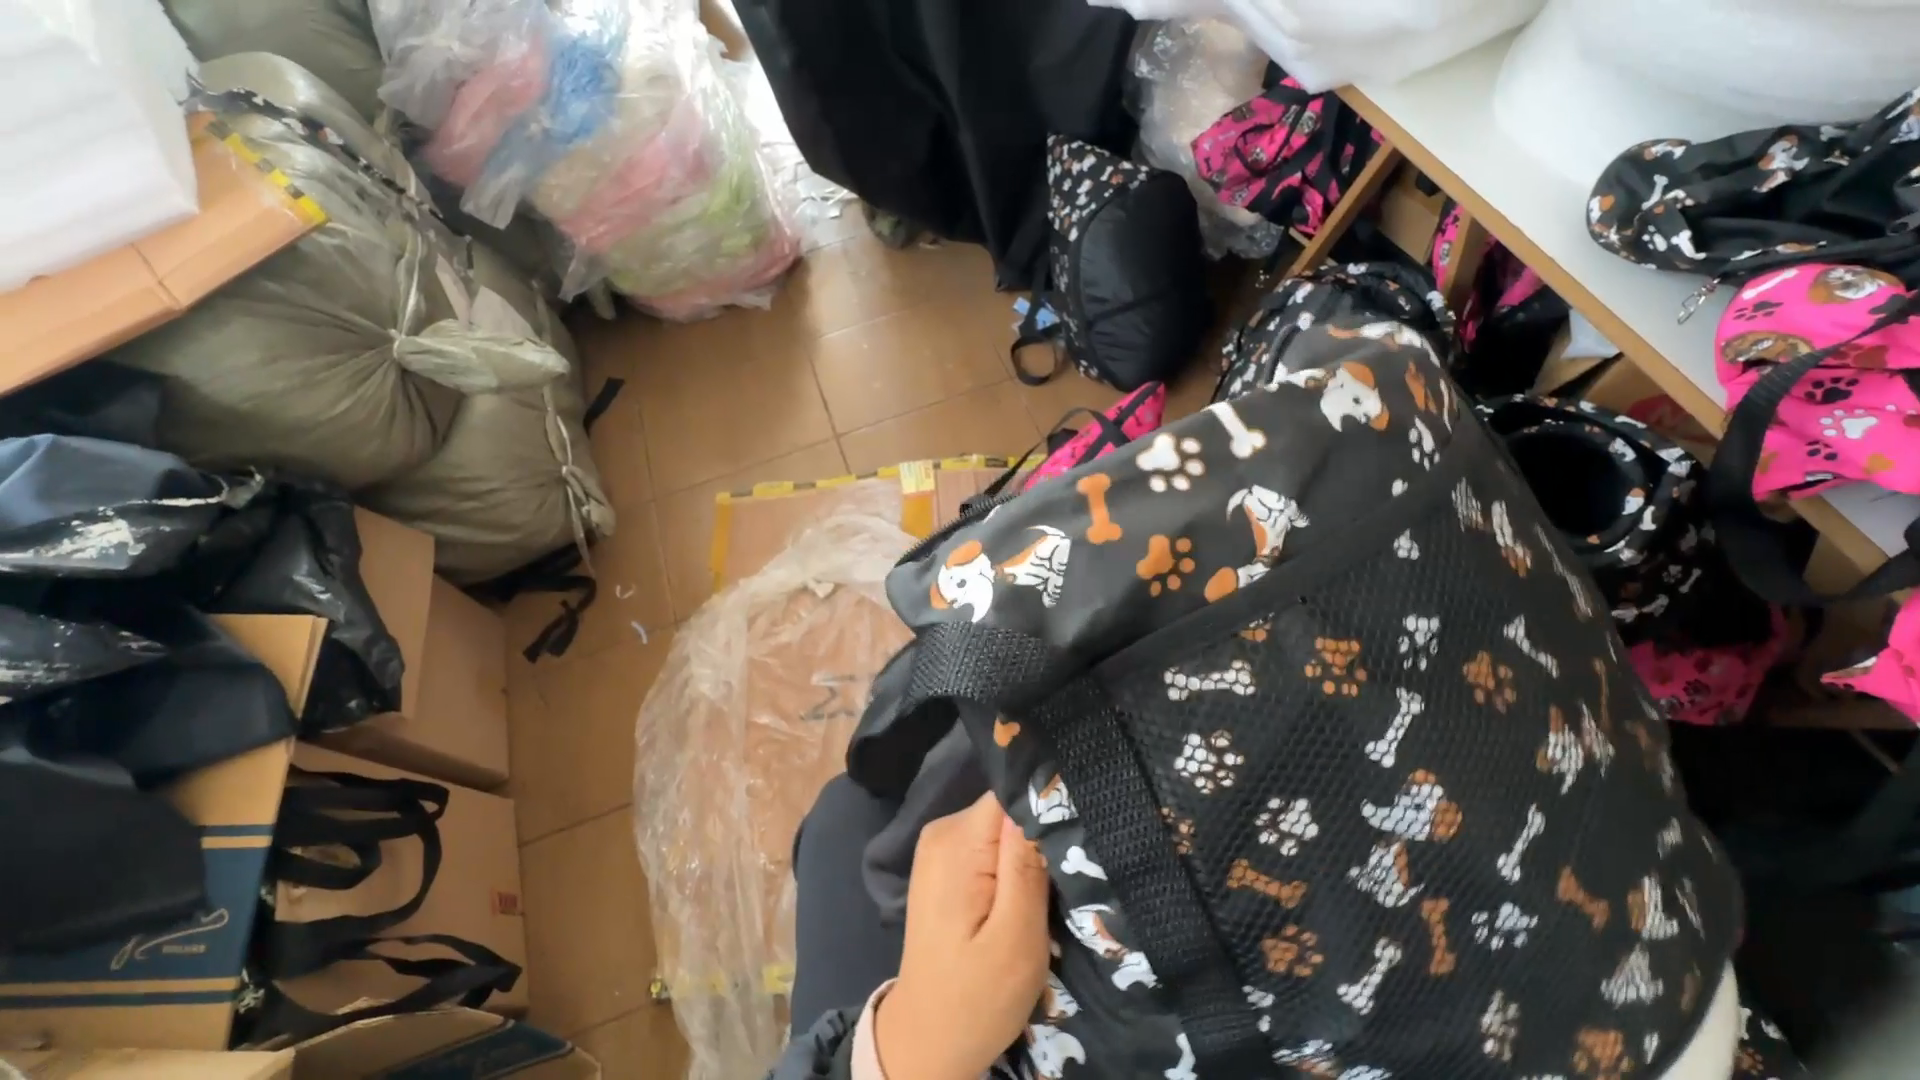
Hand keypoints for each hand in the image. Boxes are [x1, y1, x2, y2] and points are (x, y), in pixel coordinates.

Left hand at [874, 793, 1051, 1079]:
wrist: (929, 1038)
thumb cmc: (977, 996)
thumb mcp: (1015, 938)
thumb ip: (1026, 865)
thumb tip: (1041, 795)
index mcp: (957, 842)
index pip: (1012, 794)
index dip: (1047, 809)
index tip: (1077, 840)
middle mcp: (943, 831)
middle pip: (1009, 810)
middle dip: (1041, 838)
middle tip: (1066, 881)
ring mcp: (941, 847)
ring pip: (1003, 829)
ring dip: (1029, 857)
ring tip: (1049, 896)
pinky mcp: (946, 865)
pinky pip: (990, 846)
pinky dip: (1013, 868)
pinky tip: (1026, 899)